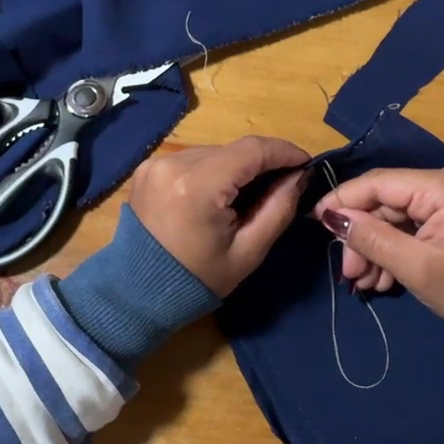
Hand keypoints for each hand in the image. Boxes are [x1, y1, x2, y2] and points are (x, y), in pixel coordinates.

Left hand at [129, 136, 310, 296]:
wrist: (136, 294)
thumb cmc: (198, 279)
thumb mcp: (248, 251)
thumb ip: (279, 207)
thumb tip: (299, 175)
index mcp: (197, 185)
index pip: (251, 150)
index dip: (284, 151)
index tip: (306, 163)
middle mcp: (173, 163)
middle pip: (231, 150)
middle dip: (260, 164)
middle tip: (281, 187)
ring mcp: (156, 163)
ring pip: (212, 153)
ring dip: (235, 168)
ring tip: (246, 198)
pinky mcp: (147, 168)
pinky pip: (191, 160)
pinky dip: (211, 172)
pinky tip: (217, 197)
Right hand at [313, 164, 443, 321]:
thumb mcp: (417, 267)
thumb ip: (372, 238)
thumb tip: (331, 217)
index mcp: (443, 186)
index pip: (378, 183)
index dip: (343, 200)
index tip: (316, 221)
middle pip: (384, 201)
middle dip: (362, 237)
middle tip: (349, 273)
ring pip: (392, 216)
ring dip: (374, 248)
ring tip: (365, 282)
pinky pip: (409, 224)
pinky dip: (393, 248)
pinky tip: (382, 278)